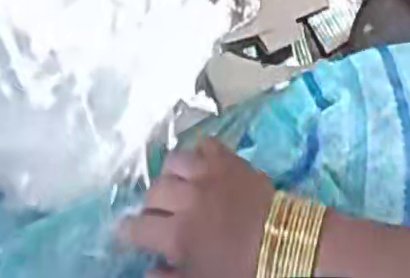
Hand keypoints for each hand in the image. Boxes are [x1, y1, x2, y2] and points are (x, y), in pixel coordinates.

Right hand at [121, 139, 274, 276]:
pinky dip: (197, 153)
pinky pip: (203, 144)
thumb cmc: (241, 269)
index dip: (127, 231)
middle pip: (154, 191)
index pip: (138, 228)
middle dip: (151, 204)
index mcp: (178, 235)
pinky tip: (200, 168)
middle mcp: (188, 198)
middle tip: (158, 214)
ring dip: (171, 175)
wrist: (284, 240)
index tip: (125, 232)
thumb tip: (147, 269)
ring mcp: (208, 172)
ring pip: (173, 161)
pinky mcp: (228, 157)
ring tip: (177, 186)